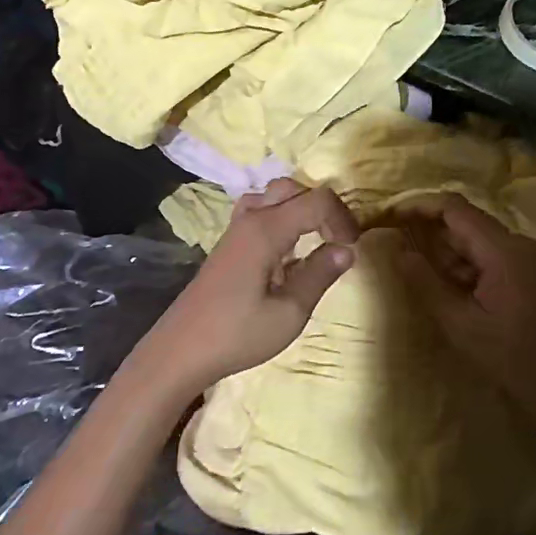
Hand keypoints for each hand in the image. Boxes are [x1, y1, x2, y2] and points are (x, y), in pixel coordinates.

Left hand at [135, 179, 359, 394]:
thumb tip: (346, 249)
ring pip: (274, 195)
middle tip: (337, 241)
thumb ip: (319, 274)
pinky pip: (260, 210)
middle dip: (322, 207)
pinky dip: (282, 217)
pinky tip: (288, 250)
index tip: (351, 249)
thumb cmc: (238, 334)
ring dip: (300, 209)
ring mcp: (236, 227)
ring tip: (316, 240)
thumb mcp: (289, 312)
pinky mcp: (230, 241)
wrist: (184, 347)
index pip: (316, 200)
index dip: (342, 218)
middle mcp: (250, 218)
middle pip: (293, 187)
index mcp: (265, 229)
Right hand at [391, 193, 535, 418]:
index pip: (452, 207)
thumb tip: (395, 250)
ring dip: (440, 252)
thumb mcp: (462, 324)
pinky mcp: (521, 278)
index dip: (416, 205)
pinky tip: (440, 289)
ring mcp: (520, 261)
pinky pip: (482, 259)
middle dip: (424, 229)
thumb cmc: (519, 358)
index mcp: (500, 249)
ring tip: (410, 270)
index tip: (386, 217)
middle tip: (390, 244)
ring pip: (470, 241)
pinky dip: (457, 267)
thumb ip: (426, 284)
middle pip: (460, 221)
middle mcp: (511, 245)